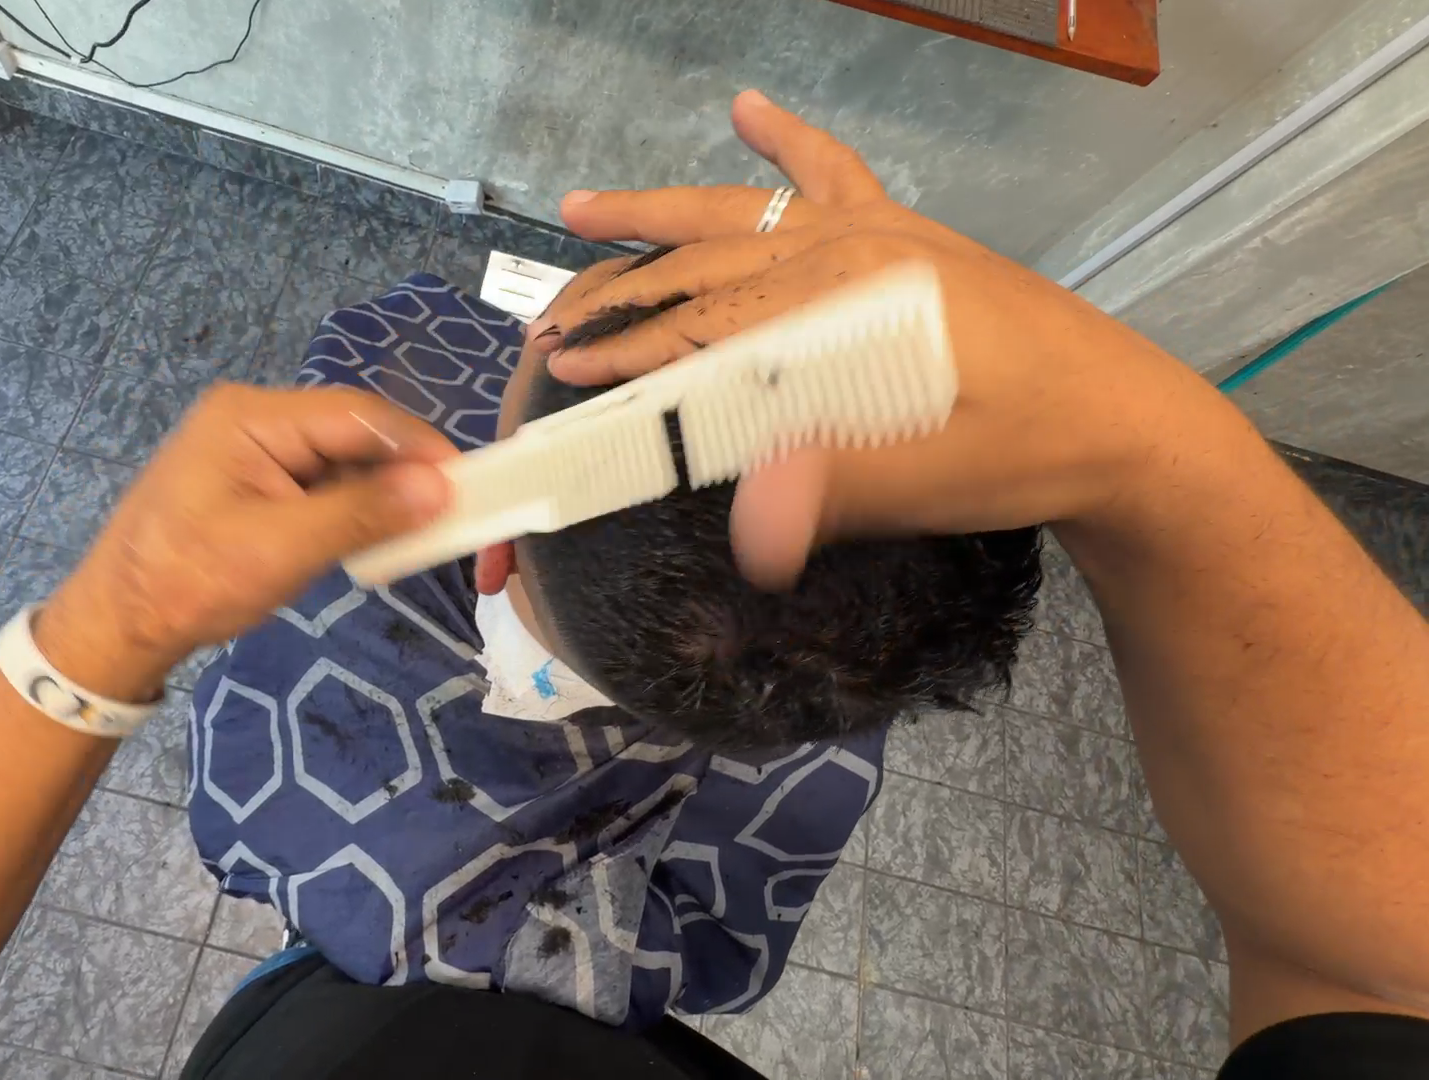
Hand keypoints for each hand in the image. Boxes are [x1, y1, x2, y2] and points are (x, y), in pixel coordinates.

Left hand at [31, 384, 456, 700]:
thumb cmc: (190, 582)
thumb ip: (363, 513)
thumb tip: (440, 488)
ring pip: (341, 462)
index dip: (416, 444)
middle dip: (401, 472)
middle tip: (447, 510)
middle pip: (351, 434)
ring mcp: (255, 451)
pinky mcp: (257, 483)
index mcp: (252, 417)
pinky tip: (375, 538)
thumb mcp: (282, 549)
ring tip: (418, 530)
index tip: (463, 479)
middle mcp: (255, 420)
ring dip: (379, 495)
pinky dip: (353, 511)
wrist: (119, 623)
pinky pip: (322, 486)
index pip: (356, 414)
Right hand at [537, 91, 1233, 583]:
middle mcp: (850, 249)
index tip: (564, 367)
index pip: (708, 325)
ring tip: (581, 209)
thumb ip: (836, 494)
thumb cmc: (1023, 454)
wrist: (1127, 428)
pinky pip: (834, 170)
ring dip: (656, 212)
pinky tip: (748, 109)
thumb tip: (747, 535)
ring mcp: (874, 232)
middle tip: (548, 320)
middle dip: (615, 292)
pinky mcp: (899, 236)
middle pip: (702, 261)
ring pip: (741, 211)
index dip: (629, 351)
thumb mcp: (927, 485)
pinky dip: (788, 140)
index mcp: (848, 300)